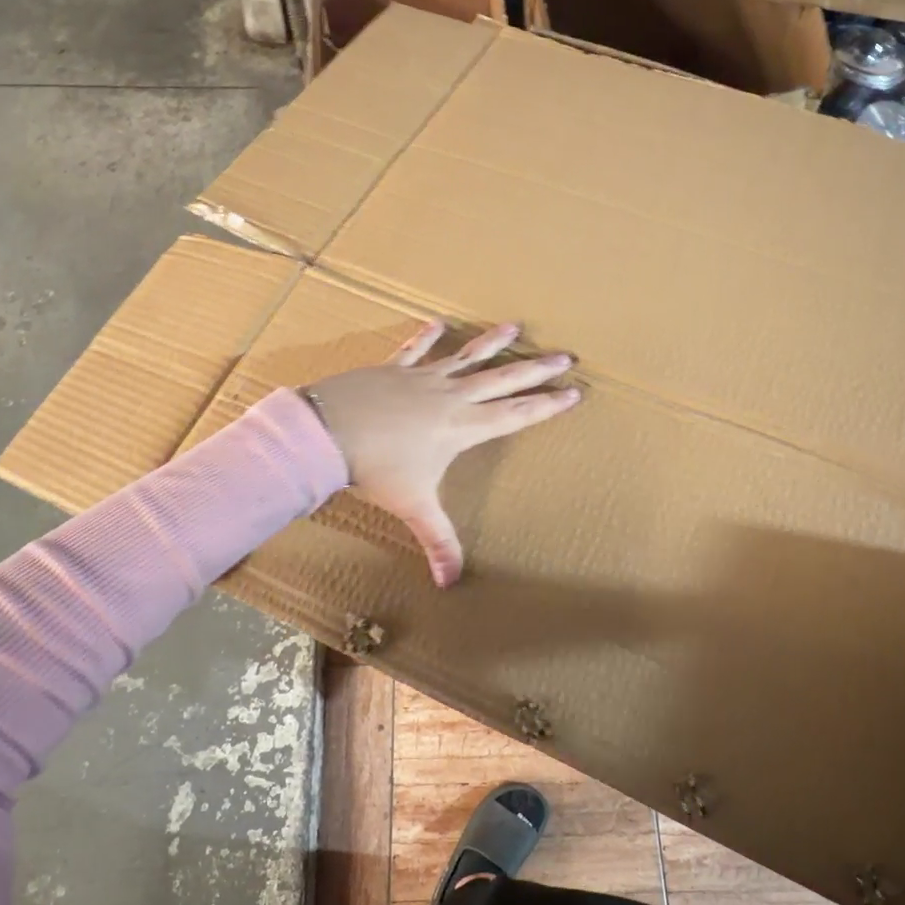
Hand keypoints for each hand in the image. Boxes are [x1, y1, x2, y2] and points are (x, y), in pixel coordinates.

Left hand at [305, 320, 579, 586]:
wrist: (331, 429)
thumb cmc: (377, 468)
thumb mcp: (414, 506)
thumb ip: (438, 541)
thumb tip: (451, 582)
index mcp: (463, 427)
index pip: (516, 415)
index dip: (547, 405)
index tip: (573, 392)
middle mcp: (451, 397)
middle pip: (503, 380)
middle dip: (536, 369)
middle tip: (564, 357)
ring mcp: (423, 378)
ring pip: (466, 356)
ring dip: (492, 343)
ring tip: (514, 327)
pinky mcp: (395, 369)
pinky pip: (416, 350)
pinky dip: (426, 337)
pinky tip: (437, 322)